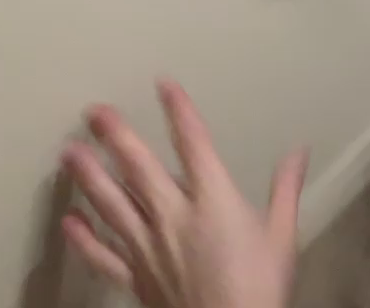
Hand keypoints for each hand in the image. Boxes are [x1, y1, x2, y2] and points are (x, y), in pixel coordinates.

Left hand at [63, 80, 307, 307]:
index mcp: (213, 200)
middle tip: (93, 111)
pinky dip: (85, 238)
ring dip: (90, 177)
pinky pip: (104, 256)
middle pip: (140, 169)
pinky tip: (70, 222)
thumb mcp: (282, 234)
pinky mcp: (136, 279)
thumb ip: (286, 189)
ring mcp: (149, 249)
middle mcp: (174, 217)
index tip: (163, 84)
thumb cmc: (259, 285)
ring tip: (69, 152)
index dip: (179, 111)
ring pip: (113, 205)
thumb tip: (299, 150)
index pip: (193, 144)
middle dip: (116, 137)